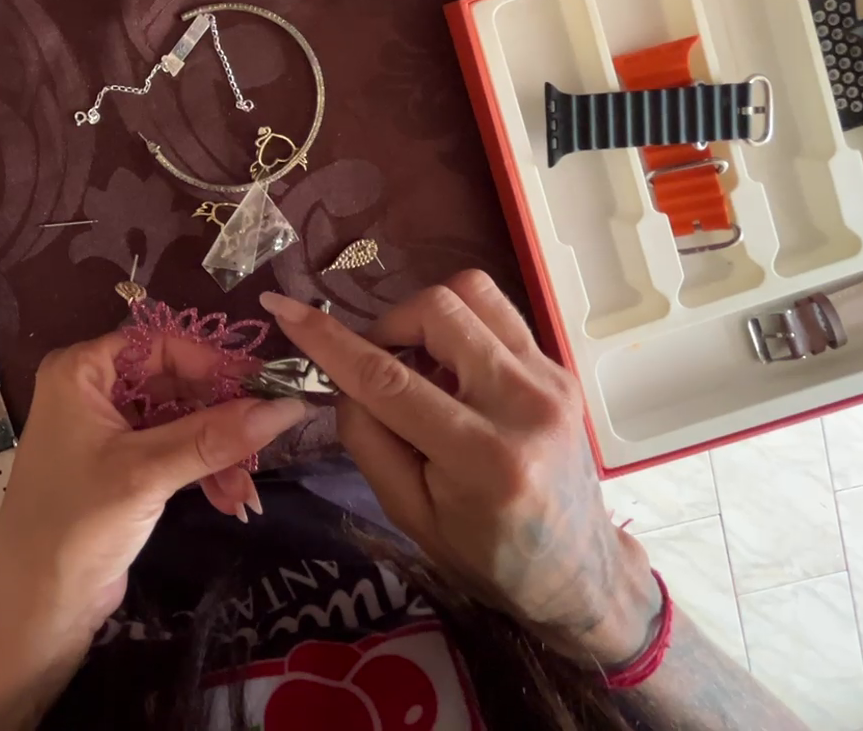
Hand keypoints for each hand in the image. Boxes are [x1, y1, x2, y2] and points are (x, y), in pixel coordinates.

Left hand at [0, 333, 306, 727]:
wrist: (35, 613)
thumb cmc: (75, 526)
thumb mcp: (146, 474)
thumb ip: (215, 437)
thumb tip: (288, 406)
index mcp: (82, 370)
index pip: (162, 346)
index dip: (215, 364)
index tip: (266, 388)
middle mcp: (93, 388)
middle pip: (176, 382)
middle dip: (221, 418)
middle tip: (265, 445)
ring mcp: (107, 428)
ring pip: (181, 419)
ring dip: (218, 452)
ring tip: (245, 493)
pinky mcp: (121, 464)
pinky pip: (174, 449)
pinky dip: (203, 471)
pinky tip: (231, 501)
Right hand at [259, 273, 660, 667]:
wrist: (578, 570)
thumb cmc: (483, 552)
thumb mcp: (407, 512)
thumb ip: (366, 438)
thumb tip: (343, 374)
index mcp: (483, 459)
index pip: (388, 380)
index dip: (327, 340)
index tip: (284, 308)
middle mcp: (525, 406)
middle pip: (437, 312)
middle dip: (387, 327)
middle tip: (379, 368)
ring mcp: (551, 379)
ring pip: (471, 292)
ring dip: (424, 318)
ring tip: (420, 365)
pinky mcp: (560, 366)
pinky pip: (494, 310)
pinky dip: (456, 325)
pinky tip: (453, 370)